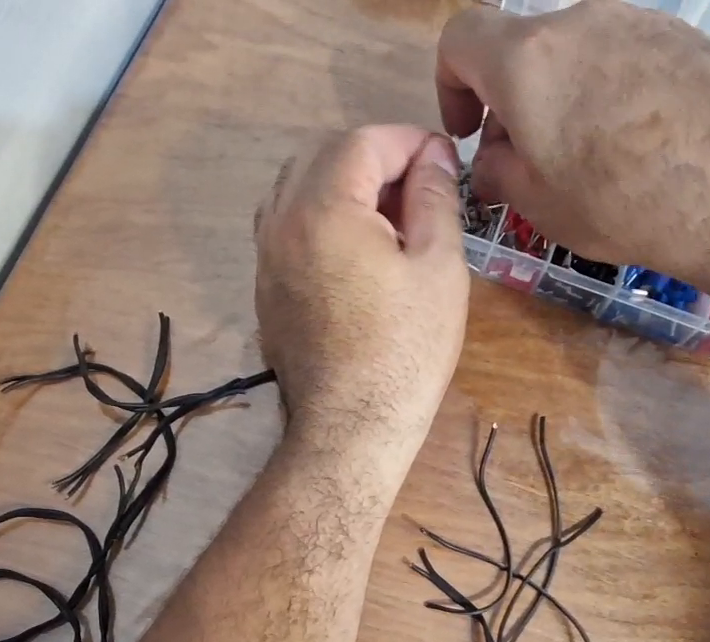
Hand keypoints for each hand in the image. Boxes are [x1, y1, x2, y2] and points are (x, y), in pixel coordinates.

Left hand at [254, 125, 470, 464]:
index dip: (410, 142)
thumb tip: (432, 157)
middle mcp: (280, 223)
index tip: (444, 164)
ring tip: (388, 223)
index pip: (364, 141)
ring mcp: (265, 259)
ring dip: (344, 188)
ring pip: (299, 190)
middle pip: (324, 156)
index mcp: (323, 209)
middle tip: (419, 192)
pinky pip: (287, 229)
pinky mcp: (265, 290)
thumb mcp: (438, 269)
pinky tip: (357, 256)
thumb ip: (435, 198)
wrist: (350, 430)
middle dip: (375, 160)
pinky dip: (321, 221)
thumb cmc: (405, 353)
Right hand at [436, 0, 709, 308]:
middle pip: (523, 49)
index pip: (461, 37)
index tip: (469, 132)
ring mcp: (636, 20)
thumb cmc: (618, 202)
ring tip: (590, 158)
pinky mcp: (682, 34)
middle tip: (530, 161)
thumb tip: (493, 160)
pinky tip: (639, 143)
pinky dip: (612, 91)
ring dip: (564, 97)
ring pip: (576, 54)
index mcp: (527, 60)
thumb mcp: (537, 204)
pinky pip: (625, 57)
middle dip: (512, 101)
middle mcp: (579, 22)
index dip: (451, 83)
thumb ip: (499, 172)